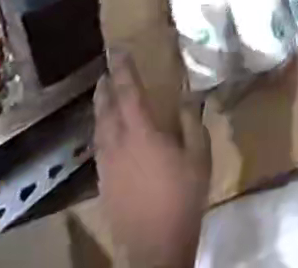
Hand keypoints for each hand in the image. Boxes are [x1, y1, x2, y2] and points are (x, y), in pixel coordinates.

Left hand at [94, 57, 208, 267]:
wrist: (154, 247)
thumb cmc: (181, 198)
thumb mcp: (198, 156)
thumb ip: (192, 123)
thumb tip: (186, 97)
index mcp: (140, 131)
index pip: (127, 90)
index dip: (122, 68)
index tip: (118, 49)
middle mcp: (117, 142)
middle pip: (106, 106)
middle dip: (106, 86)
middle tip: (107, 70)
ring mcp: (107, 164)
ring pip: (98, 127)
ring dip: (100, 107)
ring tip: (104, 96)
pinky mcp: (103, 182)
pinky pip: (98, 146)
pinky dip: (101, 130)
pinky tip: (107, 133)